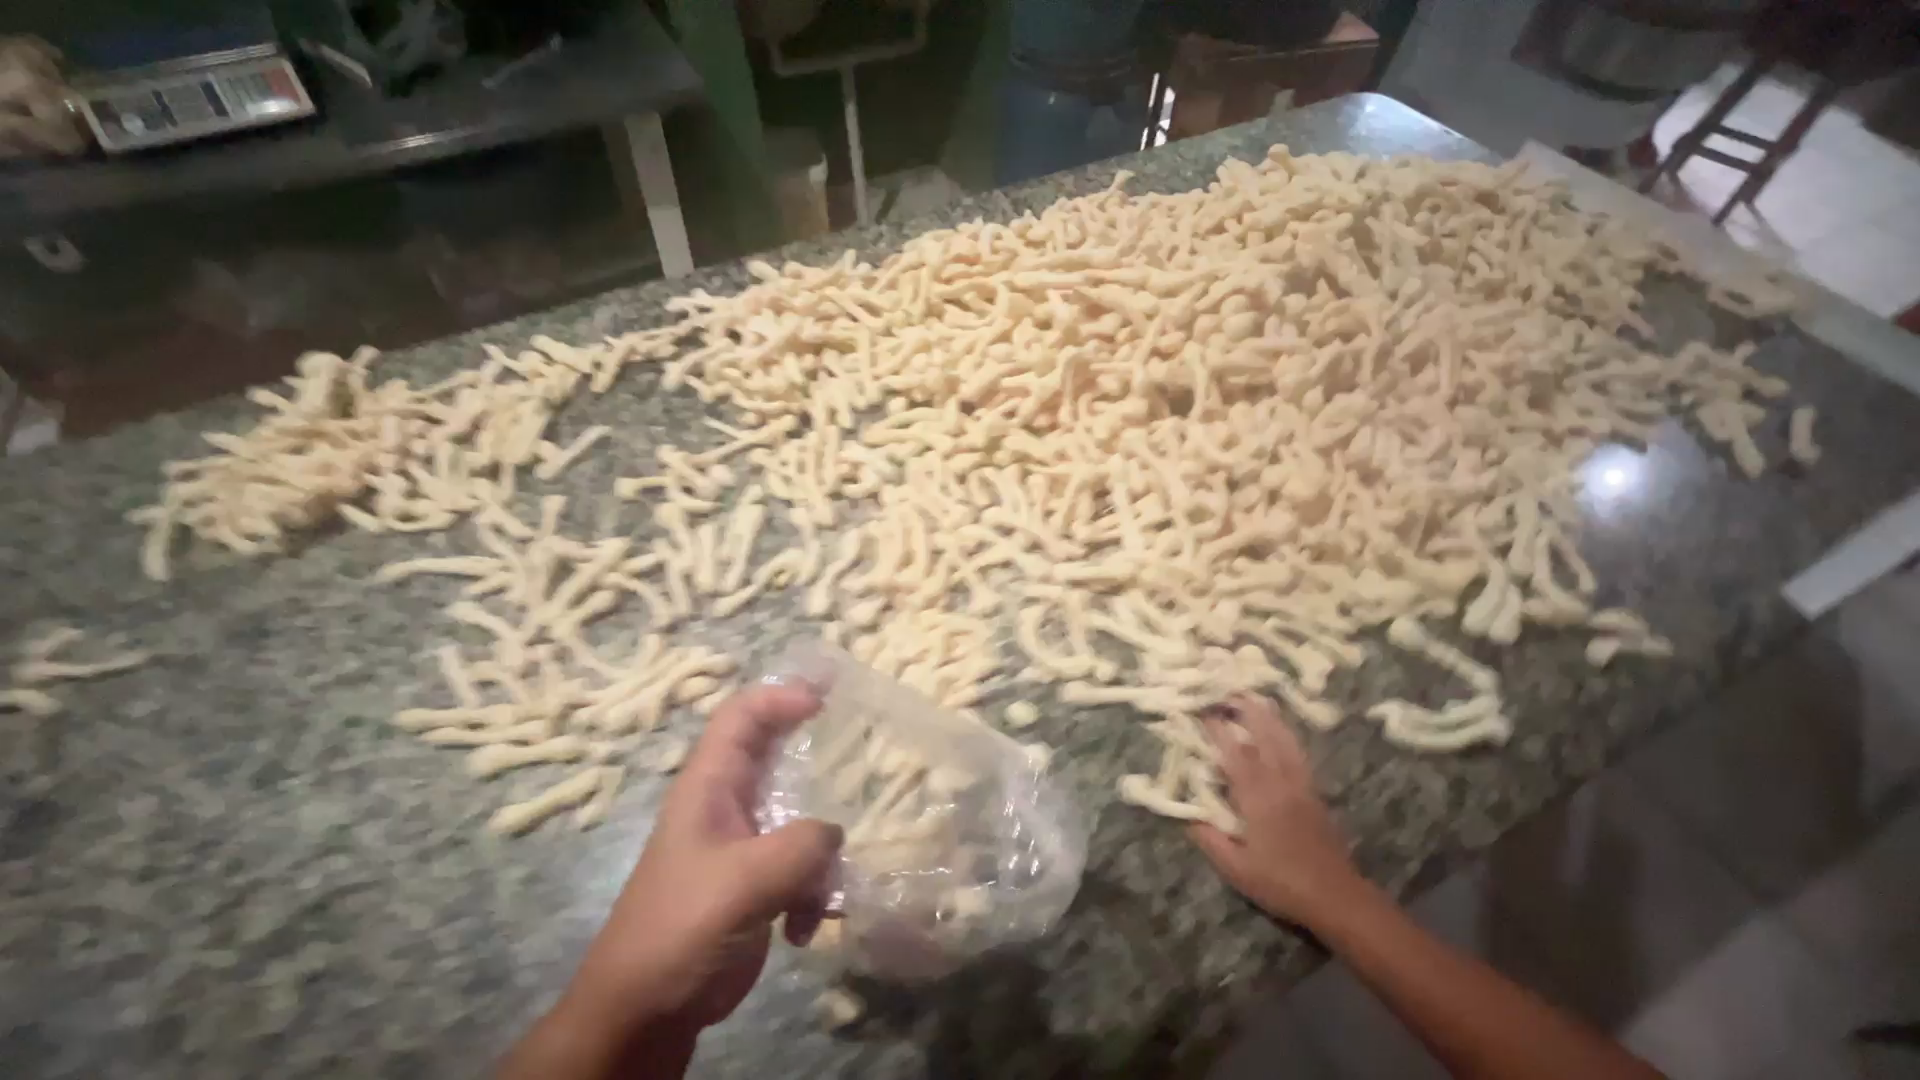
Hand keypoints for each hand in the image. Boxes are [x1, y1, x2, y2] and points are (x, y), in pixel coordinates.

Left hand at [543, 683, 842, 1064]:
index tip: (827, 697)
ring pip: (798, 819)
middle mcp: (726, 806)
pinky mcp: (755, 887)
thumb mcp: (744, 881)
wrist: (644, 1011)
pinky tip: (804, 930)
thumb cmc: (681, 928)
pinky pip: (800, 869)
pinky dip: (811, 894)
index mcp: (709, 787)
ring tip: (825, 890)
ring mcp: (742, 848)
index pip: (741, 716)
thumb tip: (835, 833)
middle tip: (863, 737)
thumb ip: (800, 846)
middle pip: (775, 757)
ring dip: (820, 853)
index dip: (780, 696)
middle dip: (814, 752)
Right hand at [1188, 693, 1364, 927]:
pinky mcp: (1315, 795)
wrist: (1336, 896)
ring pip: (1285, 742)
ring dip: (1270, 718)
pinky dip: (1286, 736)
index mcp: (1258, 798)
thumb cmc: (1282, 883)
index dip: (1218, 731)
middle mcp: (1281, 784)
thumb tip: (1188, 817)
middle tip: (1230, 692)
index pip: (1235, 755)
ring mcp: (1302, 787)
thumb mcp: (1237, 869)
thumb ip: (1210, 840)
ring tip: (1256, 701)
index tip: (1202, 711)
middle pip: (1264, 737)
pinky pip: (1298, 755)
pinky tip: (1281, 733)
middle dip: (1247, 712)